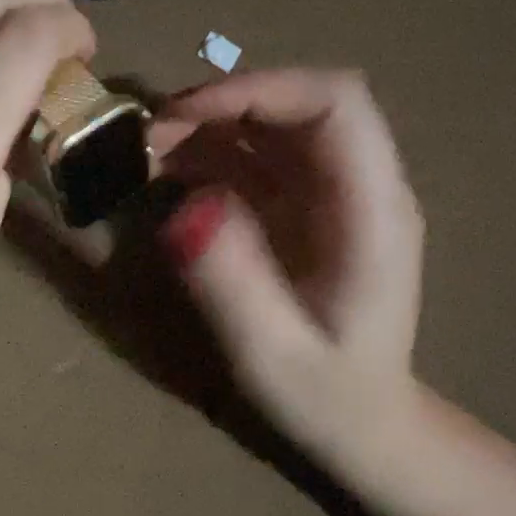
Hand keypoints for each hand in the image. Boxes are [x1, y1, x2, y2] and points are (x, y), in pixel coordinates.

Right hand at [148, 70, 424, 452]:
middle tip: (148, 135)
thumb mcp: (272, 353)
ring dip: (206, 126)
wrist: (362, 425)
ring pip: (270, 127)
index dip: (260, 90)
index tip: (184, 115)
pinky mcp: (297, 212)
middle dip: (221, 104)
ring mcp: (326, 197)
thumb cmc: (327, 397)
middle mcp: (355, 188)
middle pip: (298, 104)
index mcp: (371, 212)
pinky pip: (253, 161)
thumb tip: (183, 209)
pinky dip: (205, 155)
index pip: (336, 105)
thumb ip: (233, 283)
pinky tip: (162, 173)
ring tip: (144, 152)